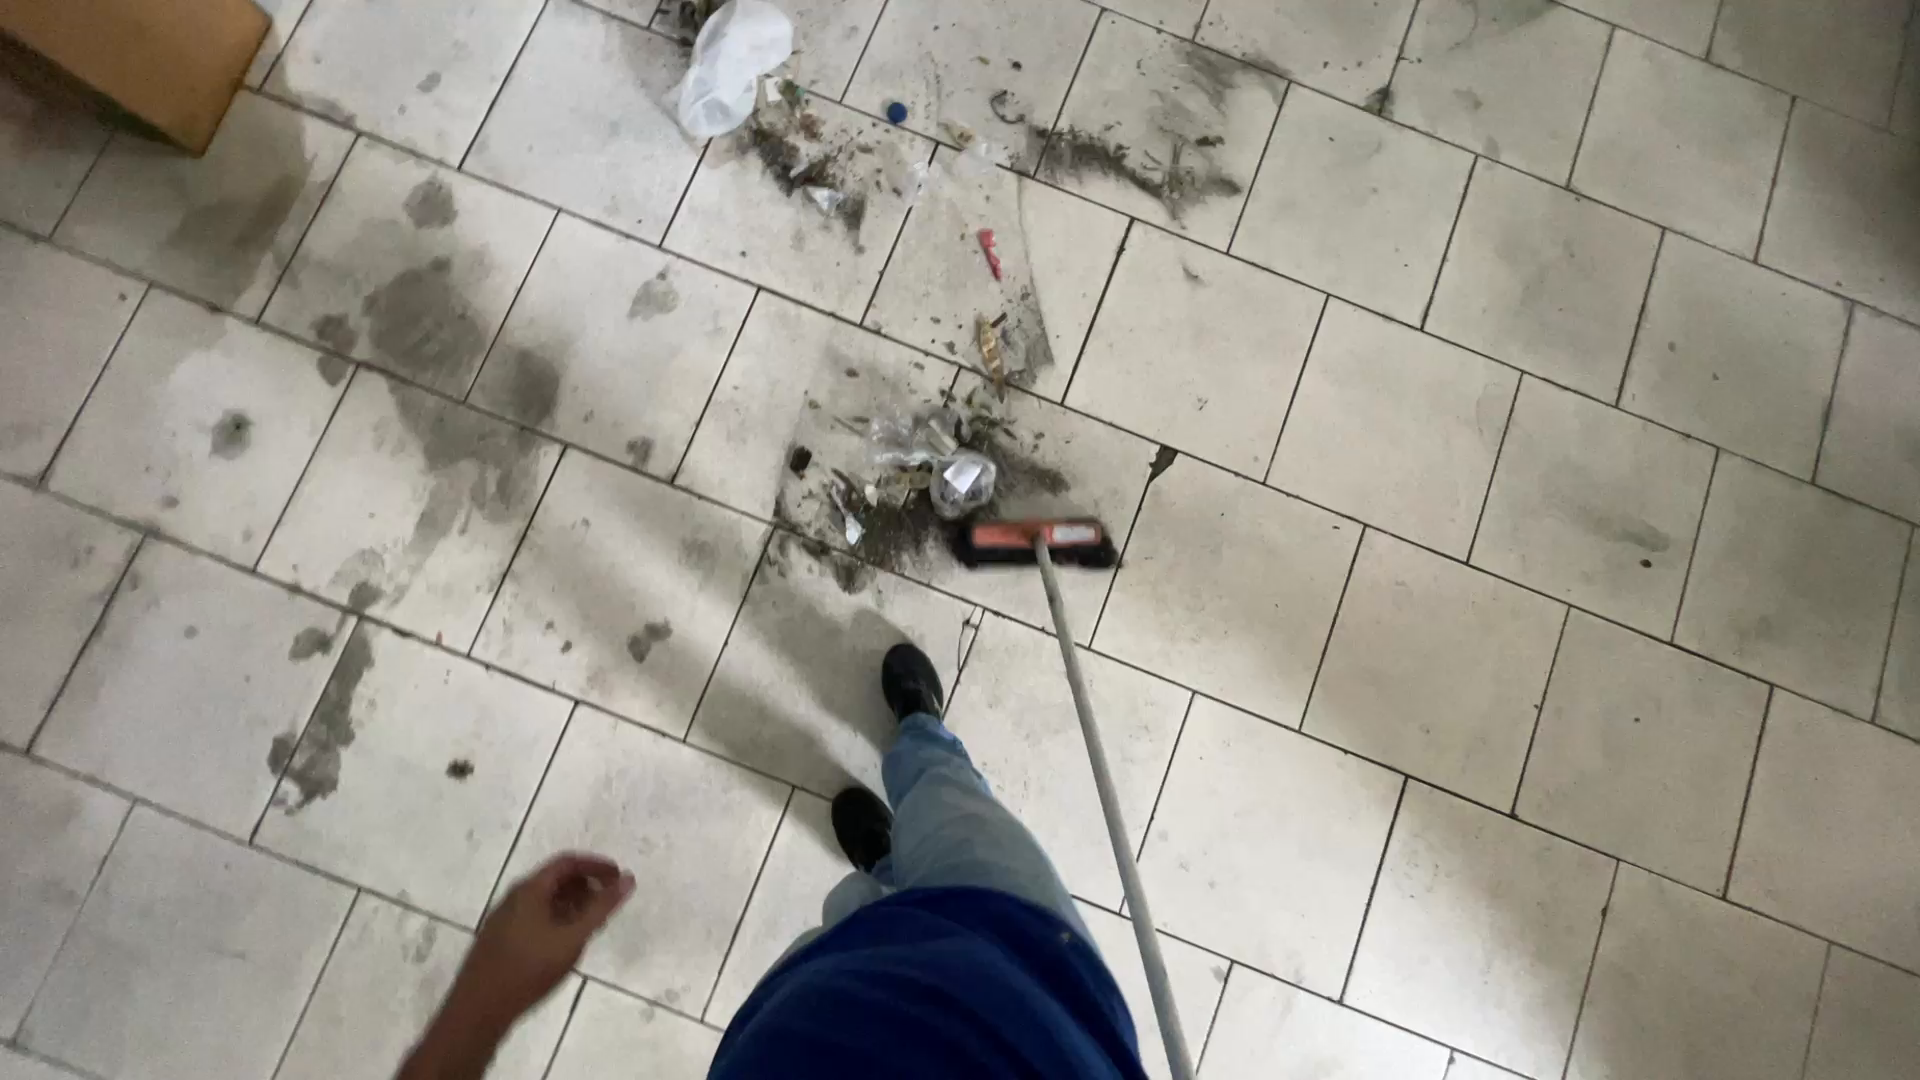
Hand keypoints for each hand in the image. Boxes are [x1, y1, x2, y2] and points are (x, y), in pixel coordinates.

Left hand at [447, 853, 635, 1027]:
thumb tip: (628, 878)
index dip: (596, 866)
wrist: (475, 1014)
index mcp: (529, 890)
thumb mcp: (574, 936)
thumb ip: (602, 907)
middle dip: (585, 886)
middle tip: (606, 903)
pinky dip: (555, 919)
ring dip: (571, 905)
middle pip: (555, 880)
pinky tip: (563, 944)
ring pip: (543, 900)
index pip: (567, 863)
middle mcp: (512, 898)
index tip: (617, 878)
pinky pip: (532, 917)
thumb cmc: (529, 969)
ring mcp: (501, 920)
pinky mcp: (496, 941)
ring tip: (589, 926)